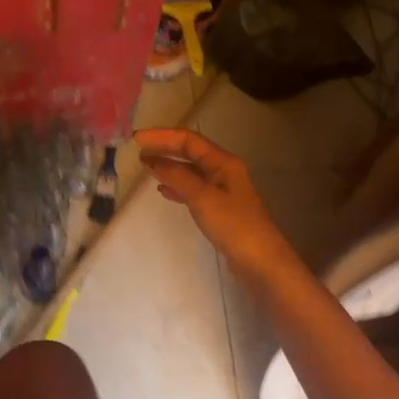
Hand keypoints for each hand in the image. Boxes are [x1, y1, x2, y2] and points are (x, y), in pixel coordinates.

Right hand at [134, 129, 304, 282]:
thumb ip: (177, 177)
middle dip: (165, 149)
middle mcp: (223, 171)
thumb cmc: (233, 225)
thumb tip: (153, 161)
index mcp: (223, 162)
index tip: (137, 139)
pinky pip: (193, 189)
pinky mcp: (219, 209)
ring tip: (146, 168)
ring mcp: (222, 190)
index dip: (162, 136)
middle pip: (190, 152)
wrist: (260, 262)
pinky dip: (177, 186)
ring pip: (191, 171)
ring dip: (169, 167)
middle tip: (138, 150)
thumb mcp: (202, 197)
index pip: (189, 140)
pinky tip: (163, 191)